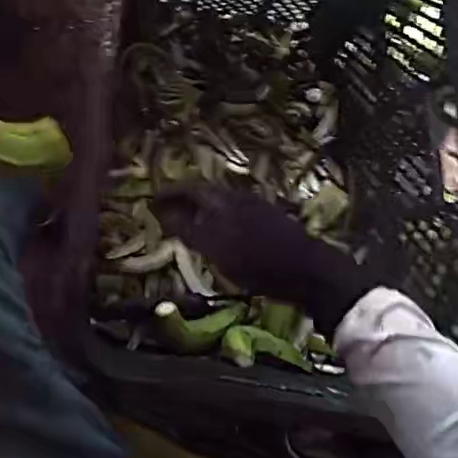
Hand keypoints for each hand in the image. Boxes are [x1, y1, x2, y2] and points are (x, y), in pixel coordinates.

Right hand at [156, 187, 374, 330]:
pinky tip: (218, 234)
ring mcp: (255, 205)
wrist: (306, 268)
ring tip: (188, 225)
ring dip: (201, 209)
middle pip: (204, 193)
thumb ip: (187, 229)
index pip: (188, 189)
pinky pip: (233, 211)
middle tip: (167, 212)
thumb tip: (162, 212)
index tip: (151, 202)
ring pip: (219, 202)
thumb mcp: (214, 249)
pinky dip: (217, 218)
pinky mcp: (268, 218)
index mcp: (221, 200)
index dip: (168, 195)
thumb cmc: (256, 261)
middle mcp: (236, 196)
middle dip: (184, 200)